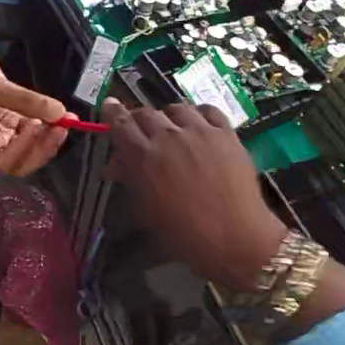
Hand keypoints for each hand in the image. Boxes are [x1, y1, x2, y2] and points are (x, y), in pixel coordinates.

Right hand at [0, 50, 68, 174]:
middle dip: (42, 147)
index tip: (38, 125)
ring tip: (62, 119)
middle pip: (19, 161)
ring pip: (29, 149)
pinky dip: (45, 126)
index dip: (24, 148)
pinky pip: (31, 132)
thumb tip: (58, 112)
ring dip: (47, 138)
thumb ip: (25, 101)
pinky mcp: (9, 125)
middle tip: (60, 128)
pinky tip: (57, 114)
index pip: (4, 161)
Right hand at [102, 98, 287, 291]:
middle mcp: (168, 137)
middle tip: (139, 132)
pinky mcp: (226, 134)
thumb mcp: (146, 211)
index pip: (121, 124)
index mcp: (143, 157)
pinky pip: (207, 111)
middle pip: (146, 113)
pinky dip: (196, 113)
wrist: (235, 239)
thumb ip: (130, 181)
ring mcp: (200, 132)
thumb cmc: (184, 235)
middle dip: (137, 120)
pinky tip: (197, 124)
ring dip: (167, 117)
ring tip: (170, 128)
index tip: (108, 105)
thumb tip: (116, 165)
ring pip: (176, 109)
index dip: (112, 113)